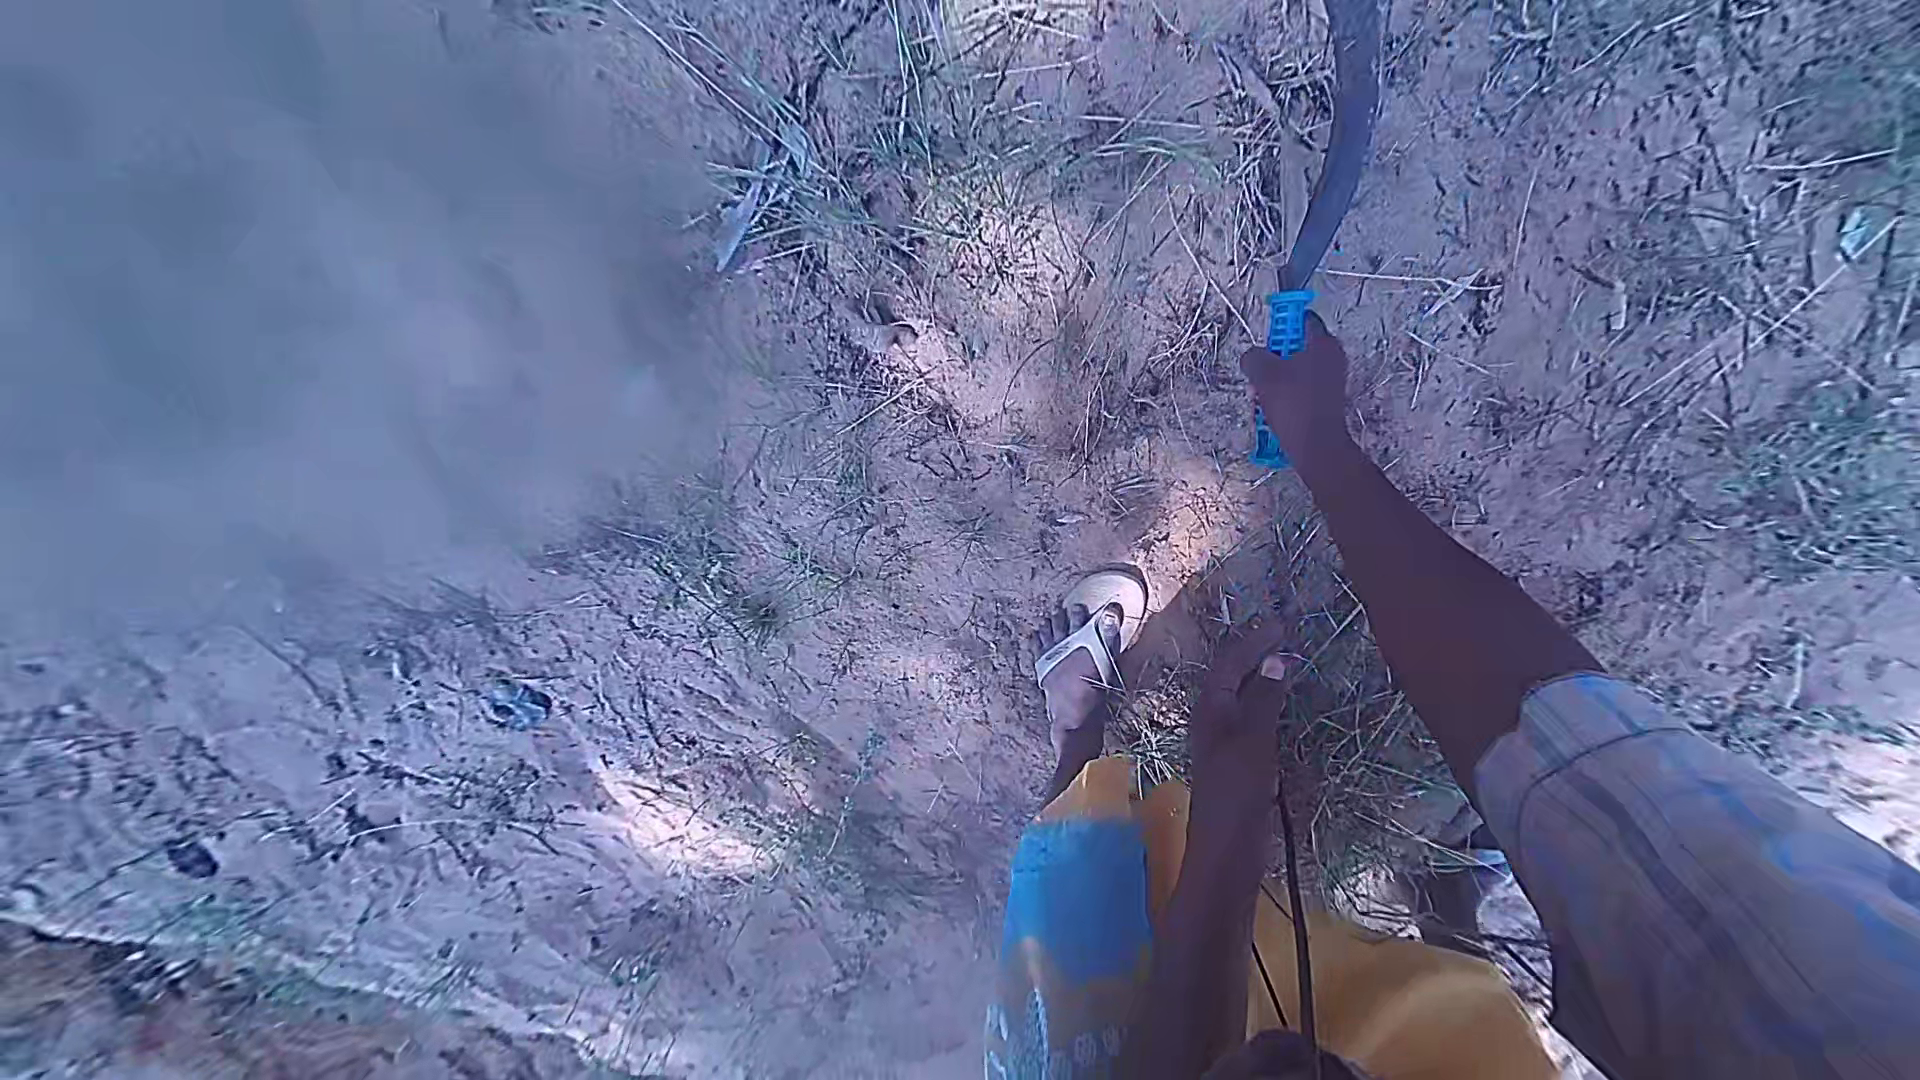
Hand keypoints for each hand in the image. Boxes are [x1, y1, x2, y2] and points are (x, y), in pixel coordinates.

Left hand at [1189, 620, 1296, 829]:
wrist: (1227, 849)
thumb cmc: (1236, 792)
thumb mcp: (1253, 742)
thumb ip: (1263, 701)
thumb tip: (1276, 660)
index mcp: (1211, 708)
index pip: (1231, 663)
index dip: (1254, 641)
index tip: (1282, 624)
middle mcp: (1213, 718)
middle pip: (1233, 675)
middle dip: (1256, 652)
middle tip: (1285, 635)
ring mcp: (1224, 738)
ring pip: (1242, 695)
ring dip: (1262, 675)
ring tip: (1287, 660)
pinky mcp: (1238, 758)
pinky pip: (1252, 716)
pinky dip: (1267, 702)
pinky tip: (1282, 704)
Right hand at [1238, 313, 1352, 468]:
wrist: (1314, 444)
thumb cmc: (1293, 404)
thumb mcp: (1264, 375)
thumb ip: (1253, 357)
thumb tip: (1251, 356)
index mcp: (1323, 343)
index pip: (1301, 318)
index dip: (1280, 324)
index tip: (1265, 340)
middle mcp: (1332, 356)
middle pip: (1295, 345)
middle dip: (1273, 357)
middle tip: (1260, 372)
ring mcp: (1330, 378)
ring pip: (1294, 368)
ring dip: (1274, 379)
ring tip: (1264, 395)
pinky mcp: (1325, 398)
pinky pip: (1299, 386)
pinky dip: (1284, 393)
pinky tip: (1273, 408)